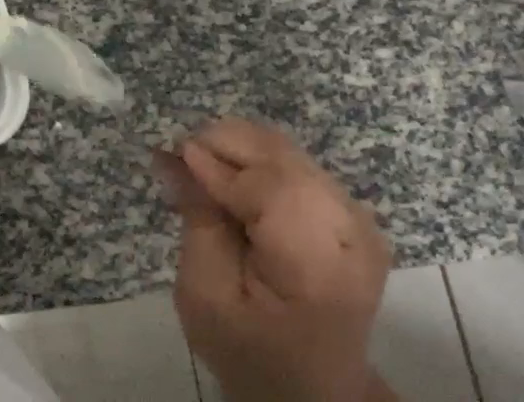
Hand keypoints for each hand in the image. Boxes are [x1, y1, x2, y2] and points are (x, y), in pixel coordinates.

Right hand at [164, 119, 395, 401]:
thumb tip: (176, 155)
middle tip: (175, 161)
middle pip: (280, 156)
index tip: (165, 157)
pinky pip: (293, 163)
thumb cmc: (250, 348)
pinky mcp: (349, 213)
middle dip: (221, 146)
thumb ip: (198, 221)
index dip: (214, 163)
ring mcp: (357, 219)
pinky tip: (228, 186)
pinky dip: (252, 162)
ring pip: (284, 150)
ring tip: (197, 175)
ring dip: (234, 152)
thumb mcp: (205, 295)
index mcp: (319, 266)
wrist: (311, 384)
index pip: (269, 184)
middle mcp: (351, 232)